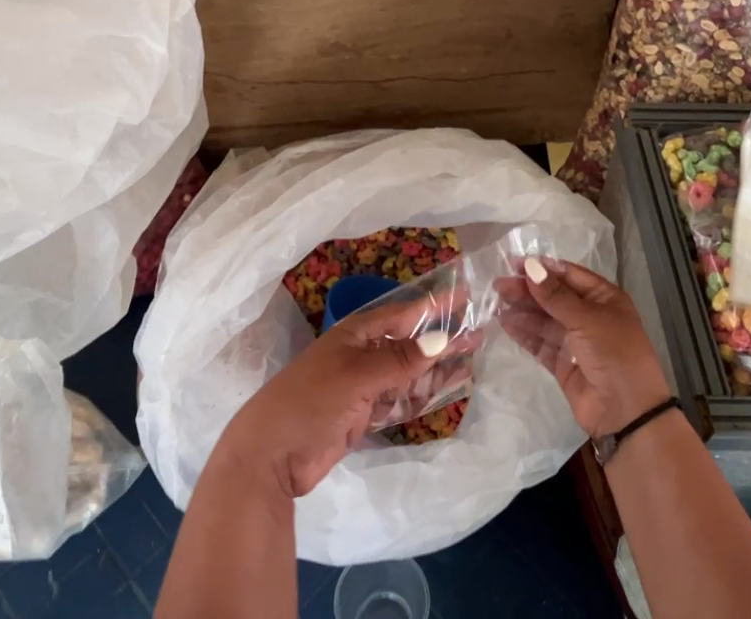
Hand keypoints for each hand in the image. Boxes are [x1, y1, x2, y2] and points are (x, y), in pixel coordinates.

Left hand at [224, 293, 471, 497]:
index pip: (403, 314)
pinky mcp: (364, 416)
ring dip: (438, 365)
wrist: (270, 456)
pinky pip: (402, 398)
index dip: (434, 305)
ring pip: (409, 371)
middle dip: (442, 335)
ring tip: (474, 355)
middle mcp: (361, 355)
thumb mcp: (358, 375)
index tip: (466, 295)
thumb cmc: (310, 402)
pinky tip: (448, 386)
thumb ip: (401, 359)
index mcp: (355, 334)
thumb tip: (442, 337)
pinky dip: (424, 392)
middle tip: (480, 329)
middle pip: (410, 341)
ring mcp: (363, 386)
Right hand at [497, 257, 670, 437]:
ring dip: (522, 311)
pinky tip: (505, 323)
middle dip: (528, 291)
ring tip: (496, 303)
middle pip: (554, 297)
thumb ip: (555, 295)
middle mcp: (589, 316)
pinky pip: (540, 342)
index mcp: (604, 299)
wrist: (626, 411)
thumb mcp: (587, 319)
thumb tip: (530, 267)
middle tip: (499, 285)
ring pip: (544, 320)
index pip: (569, 276)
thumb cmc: (614, 353)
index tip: (515, 264)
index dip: (544, 269)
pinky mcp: (562, 363)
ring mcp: (575, 341)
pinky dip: (524, 333)